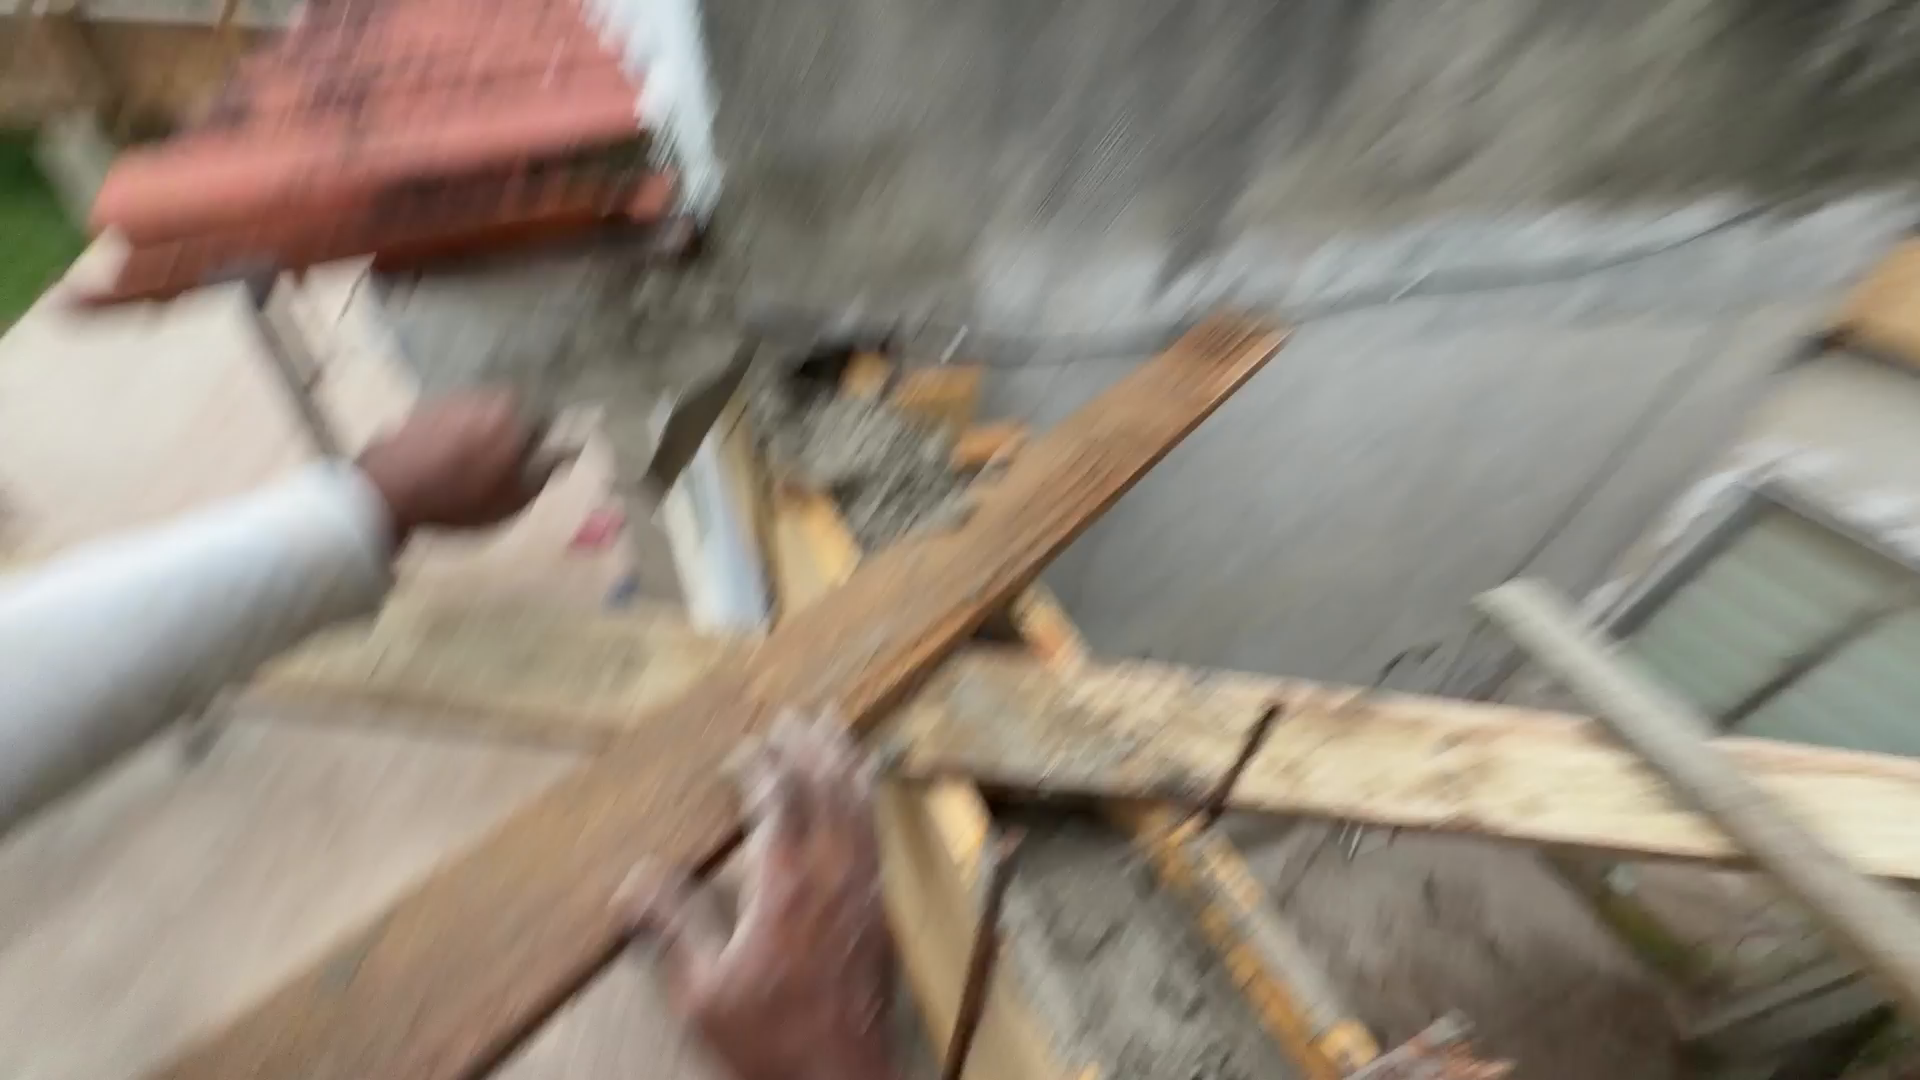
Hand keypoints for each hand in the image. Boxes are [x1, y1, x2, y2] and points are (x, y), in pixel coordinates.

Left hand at [355, 389, 550, 542]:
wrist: (385, 494)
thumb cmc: (461, 499)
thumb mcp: (516, 498)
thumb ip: (547, 471)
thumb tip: (570, 450)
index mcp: (512, 417)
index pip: (543, 419)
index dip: (540, 441)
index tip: (532, 461)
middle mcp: (482, 399)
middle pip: (509, 410)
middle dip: (510, 428)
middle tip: (502, 461)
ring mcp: (446, 401)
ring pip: (477, 412)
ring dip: (480, 429)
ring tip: (470, 463)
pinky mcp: (416, 411)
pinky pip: (448, 419)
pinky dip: (451, 434)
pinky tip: (443, 461)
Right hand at [622, 715, 895, 1079]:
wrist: (840, 1072)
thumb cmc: (768, 1035)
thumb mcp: (703, 992)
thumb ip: (673, 926)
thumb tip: (635, 877)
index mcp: (784, 882)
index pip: (775, 799)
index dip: (761, 766)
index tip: (745, 749)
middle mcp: (830, 867)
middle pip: (824, 784)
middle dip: (807, 744)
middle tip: (795, 713)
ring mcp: (861, 878)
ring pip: (856, 797)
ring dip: (843, 754)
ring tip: (837, 721)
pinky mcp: (878, 895)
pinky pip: (876, 824)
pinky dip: (868, 789)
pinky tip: (866, 777)